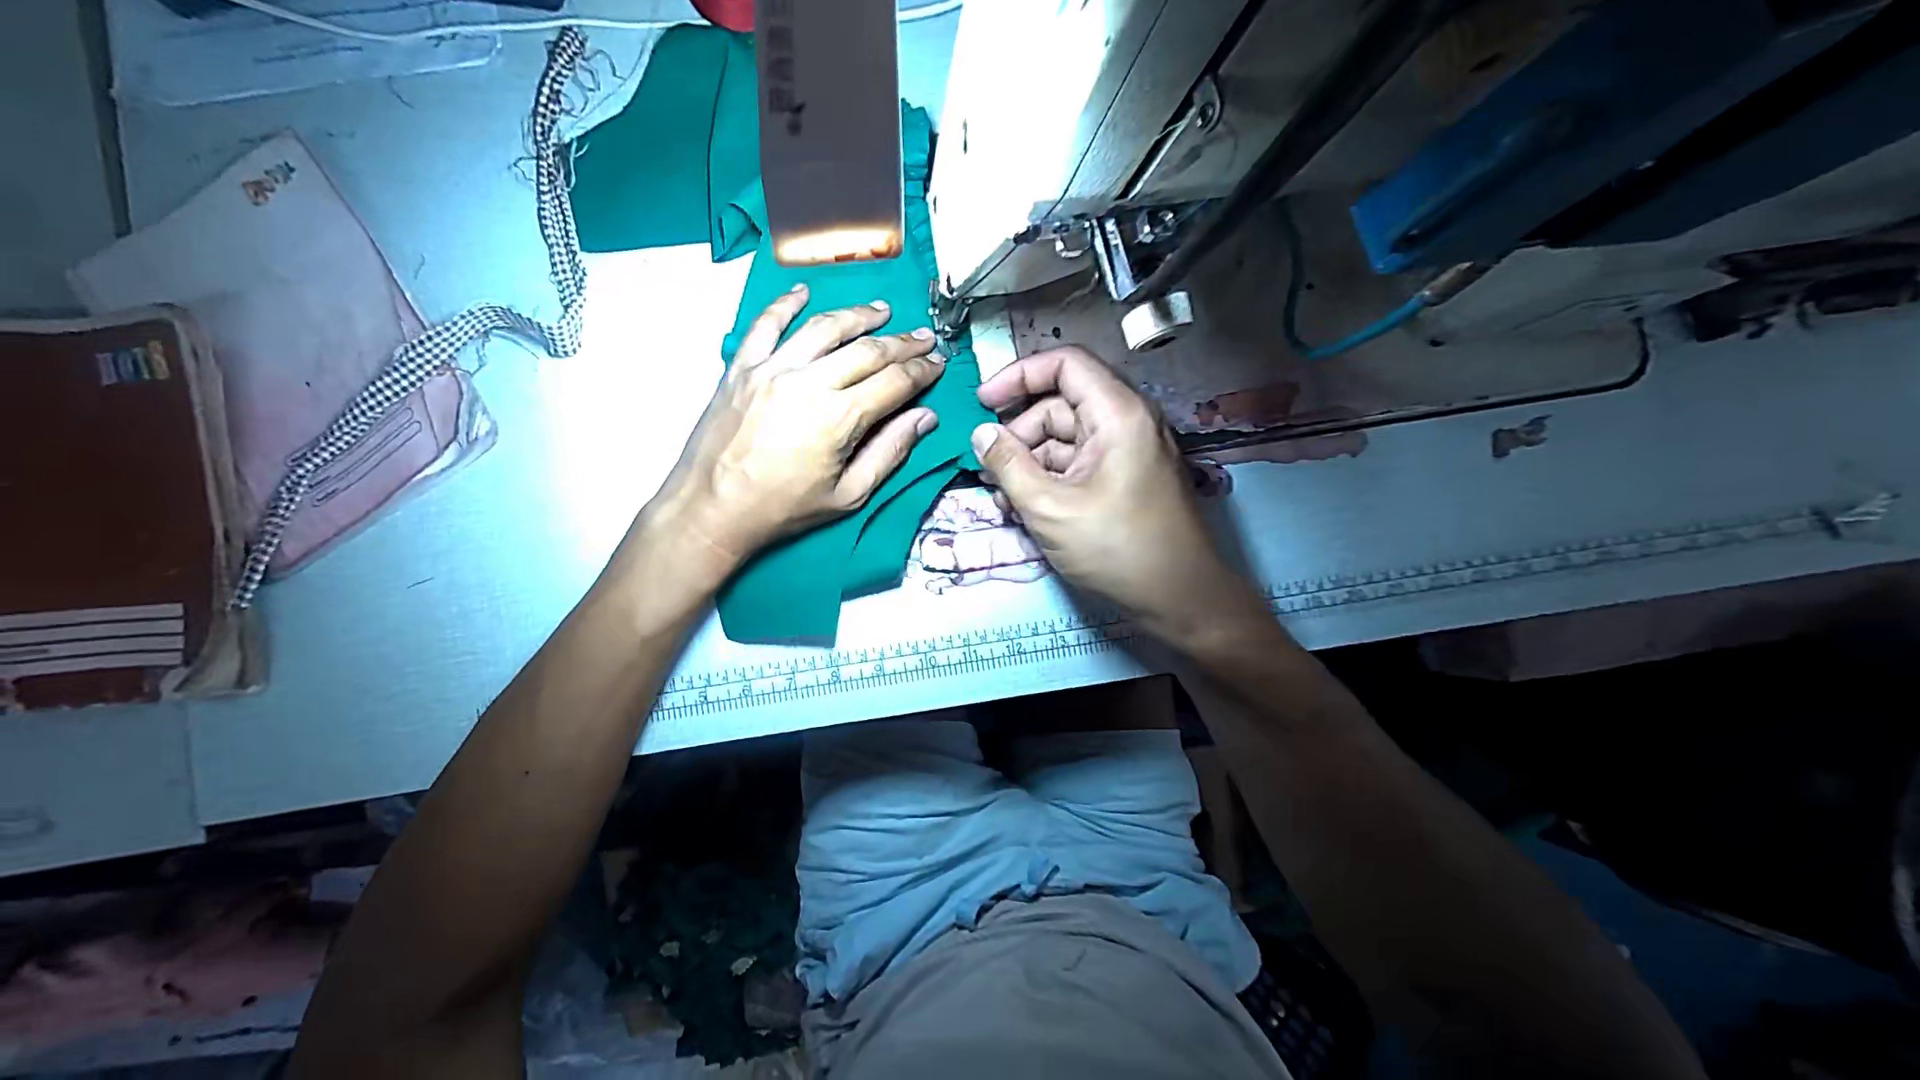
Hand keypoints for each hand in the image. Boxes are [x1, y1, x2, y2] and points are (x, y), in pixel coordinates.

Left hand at [648, 285, 945, 572]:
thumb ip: (889, 453)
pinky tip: (803, 293)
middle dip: (902, 342)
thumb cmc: (783, 509)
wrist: (711, 509)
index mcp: (840, 417)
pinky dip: (786, 305)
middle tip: (923, 336)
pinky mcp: (741, 367)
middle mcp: (809, 382)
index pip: (894, 382)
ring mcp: (772, 369)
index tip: (939, 363)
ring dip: (857, 315)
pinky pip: (766, 325)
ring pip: (823, 329)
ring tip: (881, 310)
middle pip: (866, 350)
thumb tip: (926, 418)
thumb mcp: (848, 495)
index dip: (922, 371)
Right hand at [970, 346, 1265, 643]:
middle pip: (1060, 405)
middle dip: (1019, 434)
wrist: (1179, 597)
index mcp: (1118, 413)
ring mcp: (1128, 450)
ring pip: (1066, 438)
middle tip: (989, 469)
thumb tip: (980, 434)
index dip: (1018, 375)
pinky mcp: (1126, 476)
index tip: (983, 402)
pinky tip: (1027, 509)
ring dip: (1030, 462)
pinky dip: (1051, 478)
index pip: (1064, 364)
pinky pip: (1080, 462)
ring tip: (1004, 500)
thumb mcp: (1049, 508)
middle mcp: (1127, 421)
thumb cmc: (1117, 548)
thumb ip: (1008, 465)